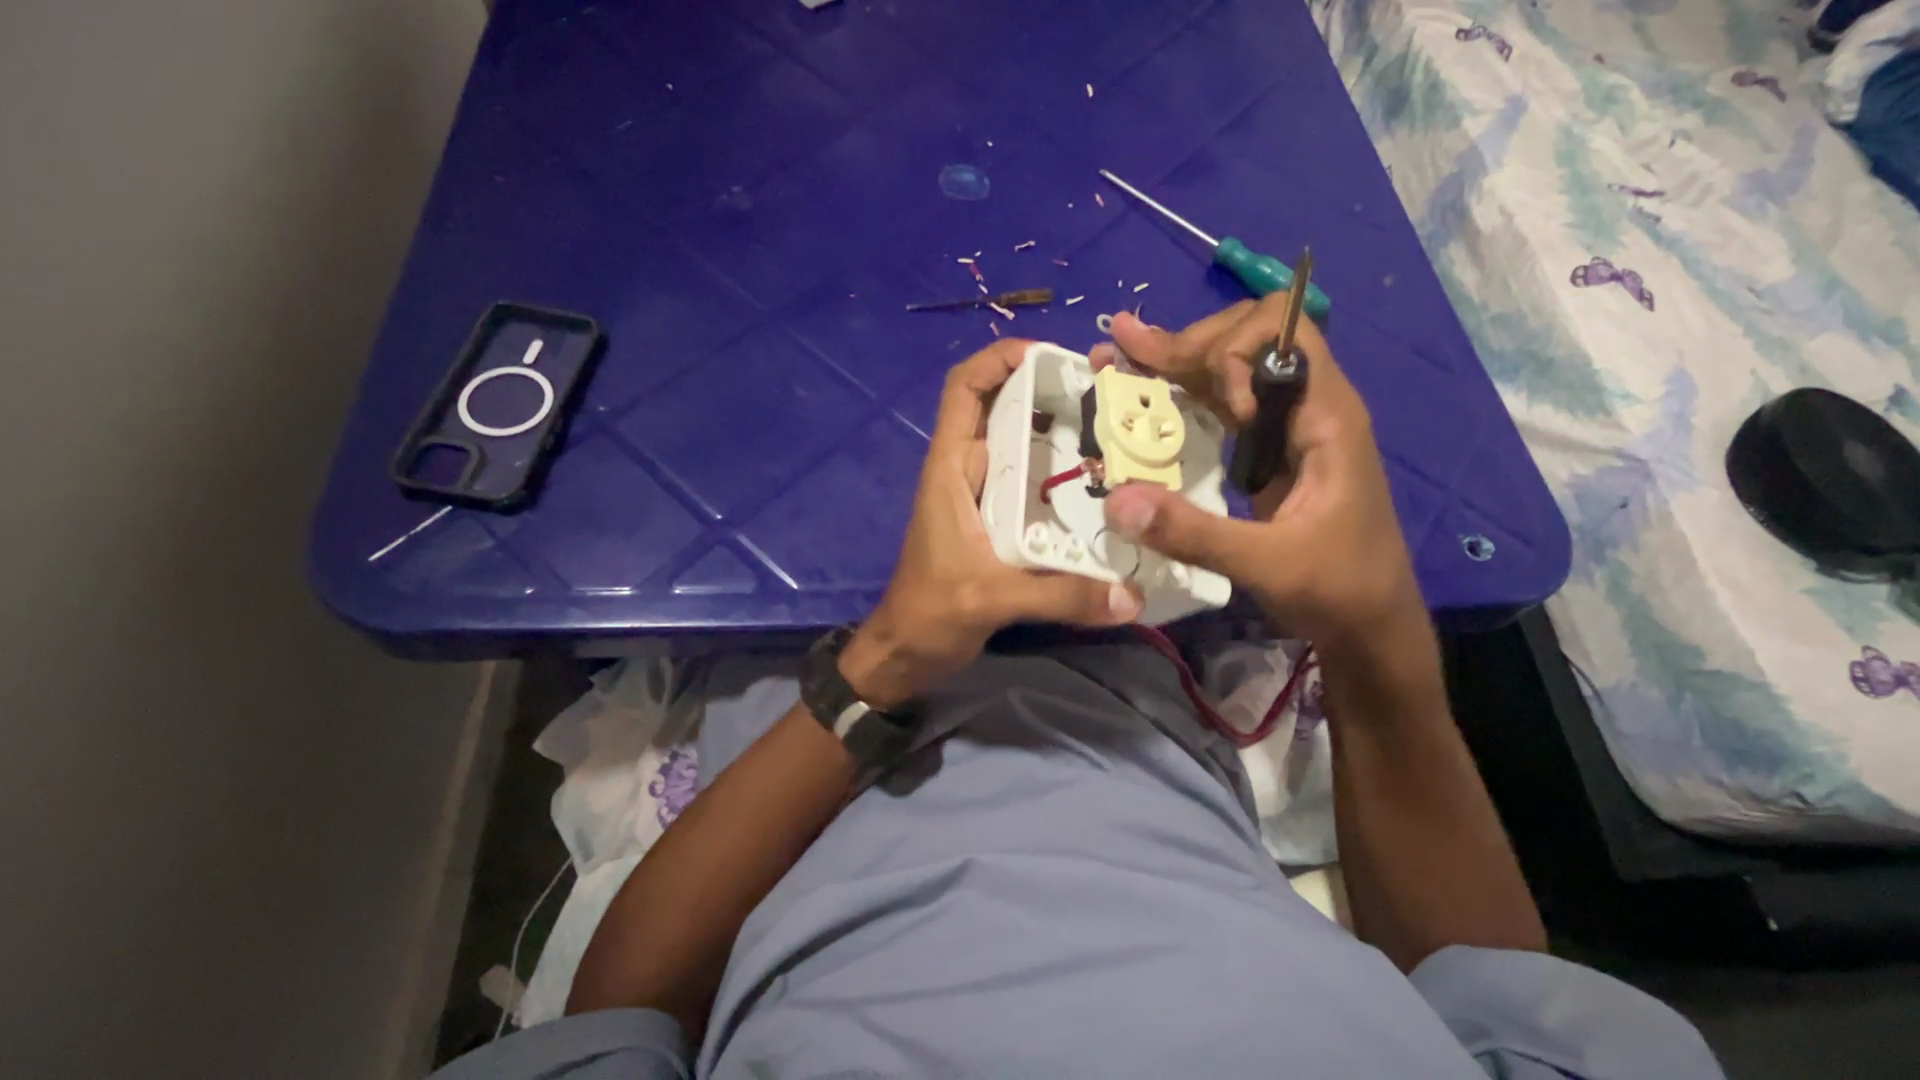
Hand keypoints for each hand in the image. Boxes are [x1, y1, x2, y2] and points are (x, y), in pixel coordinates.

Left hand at [841, 339, 1143, 708]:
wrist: (906, 654)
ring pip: (1022, 449)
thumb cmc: (930, 614)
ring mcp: (983, 500)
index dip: (998, 359)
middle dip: (1048, 393)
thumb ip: (1061, 596)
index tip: (1052, 355)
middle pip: (1002, 410)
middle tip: (1110, 398)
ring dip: (1060, 435)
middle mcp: (967, 474)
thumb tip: (1133, 595)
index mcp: (950, 469)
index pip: (963, 389)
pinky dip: (1062, 479)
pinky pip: (1032, 488)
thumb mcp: (992, 598)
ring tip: (1117, 432)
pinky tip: (1104, 488)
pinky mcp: (998, 526)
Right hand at [1094, 302, 1425, 647]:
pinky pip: (1224, 402)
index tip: (1216, 408)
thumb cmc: (1338, 590)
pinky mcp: (1268, 449)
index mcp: (1325, 417)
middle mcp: (1307, 406)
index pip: (1283, 333)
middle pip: (1250, 337)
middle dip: (1189, 345)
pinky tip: (1144, 393)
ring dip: (1177, 361)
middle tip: (1126, 360)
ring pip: (1233, 365)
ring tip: (1117, 358)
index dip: (1236, 354)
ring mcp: (1287, 426)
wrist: (1369, 624)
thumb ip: (1193, 533)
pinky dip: (1184, 394)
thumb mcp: (1266, 565)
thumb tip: (1116, 501)